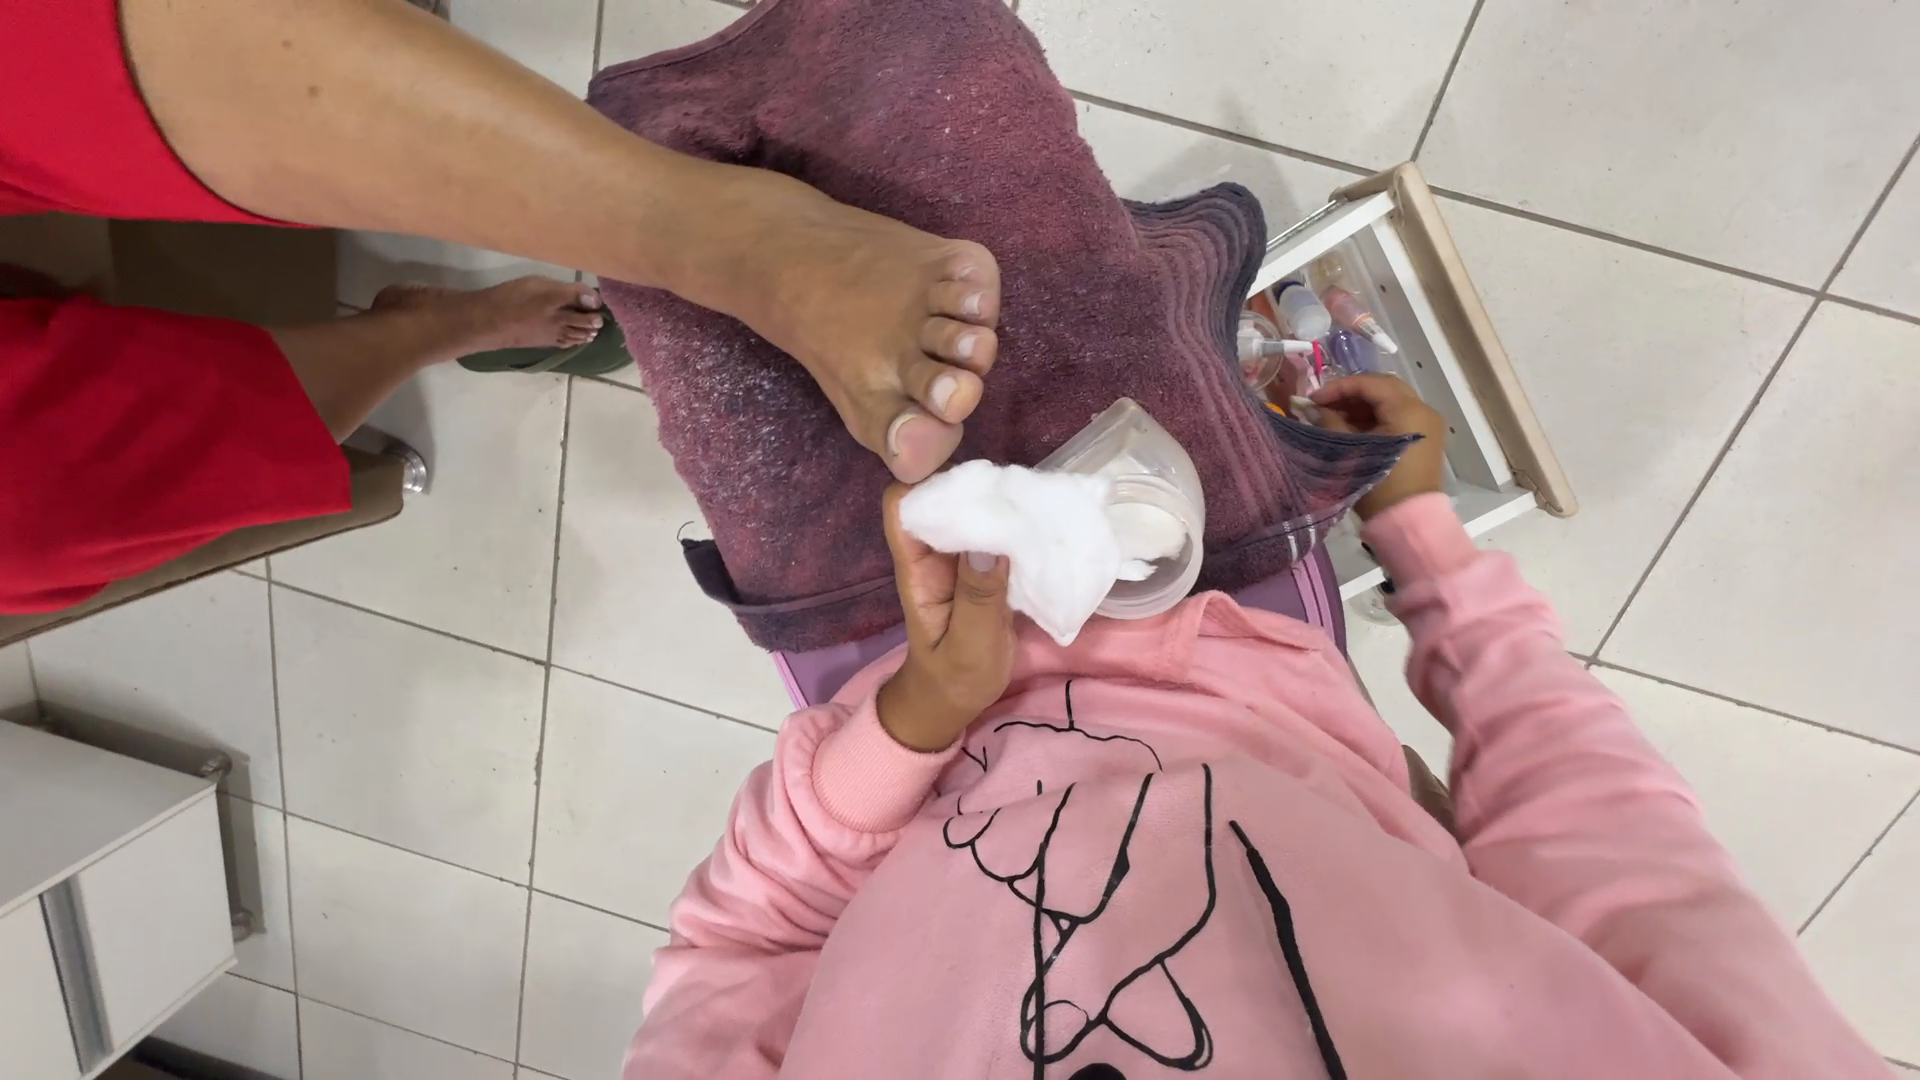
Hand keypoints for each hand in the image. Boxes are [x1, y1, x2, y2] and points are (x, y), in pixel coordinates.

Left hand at [874, 483, 1016, 751]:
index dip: (929, 485)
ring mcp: (960, 558)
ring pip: (973, 514)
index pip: (904, 507)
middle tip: (1020, 496)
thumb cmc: (953, 678)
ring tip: (1037, 507)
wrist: (955, 699)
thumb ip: (978, 598)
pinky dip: (1016, 529)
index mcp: (917, 568)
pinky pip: (996, 536)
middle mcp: (935, 554)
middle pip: (943, 499)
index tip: (973, 484)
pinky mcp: (985, 566)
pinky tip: (1043, 527)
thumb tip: (989, 544)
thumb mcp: (969, 647)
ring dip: (1001, 507)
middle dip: (976, 490)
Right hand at [1310, 374, 1447, 519]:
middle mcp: (1423, 410)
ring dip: (1360, 405)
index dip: (1338, 387)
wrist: (1407, 520)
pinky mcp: (1423, 437)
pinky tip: (1350, 427)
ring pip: (1390, 400)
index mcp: (1408, 410)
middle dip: (1350, 393)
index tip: (1312, 399)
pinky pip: (1396, 416)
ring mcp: (1426, 424)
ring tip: (1332, 416)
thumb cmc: (1377, 485)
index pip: (1371, 383)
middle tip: (1323, 404)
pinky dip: (1373, 416)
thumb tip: (1312, 408)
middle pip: (1383, 387)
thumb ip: (1329, 422)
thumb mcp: (1348, 451)